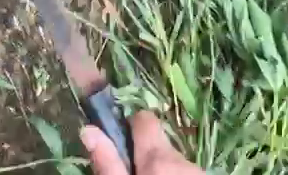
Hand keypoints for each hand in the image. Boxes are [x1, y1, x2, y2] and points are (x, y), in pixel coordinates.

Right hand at [82, 111, 204, 174]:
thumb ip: (108, 162)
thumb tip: (87, 128)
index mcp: (158, 155)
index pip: (144, 118)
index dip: (130, 126)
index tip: (120, 141)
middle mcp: (182, 159)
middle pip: (159, 142)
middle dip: (145, 154)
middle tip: (131, 172)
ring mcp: (200, 172)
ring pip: (175, 161)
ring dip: (162, 170)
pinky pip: (187, 173)